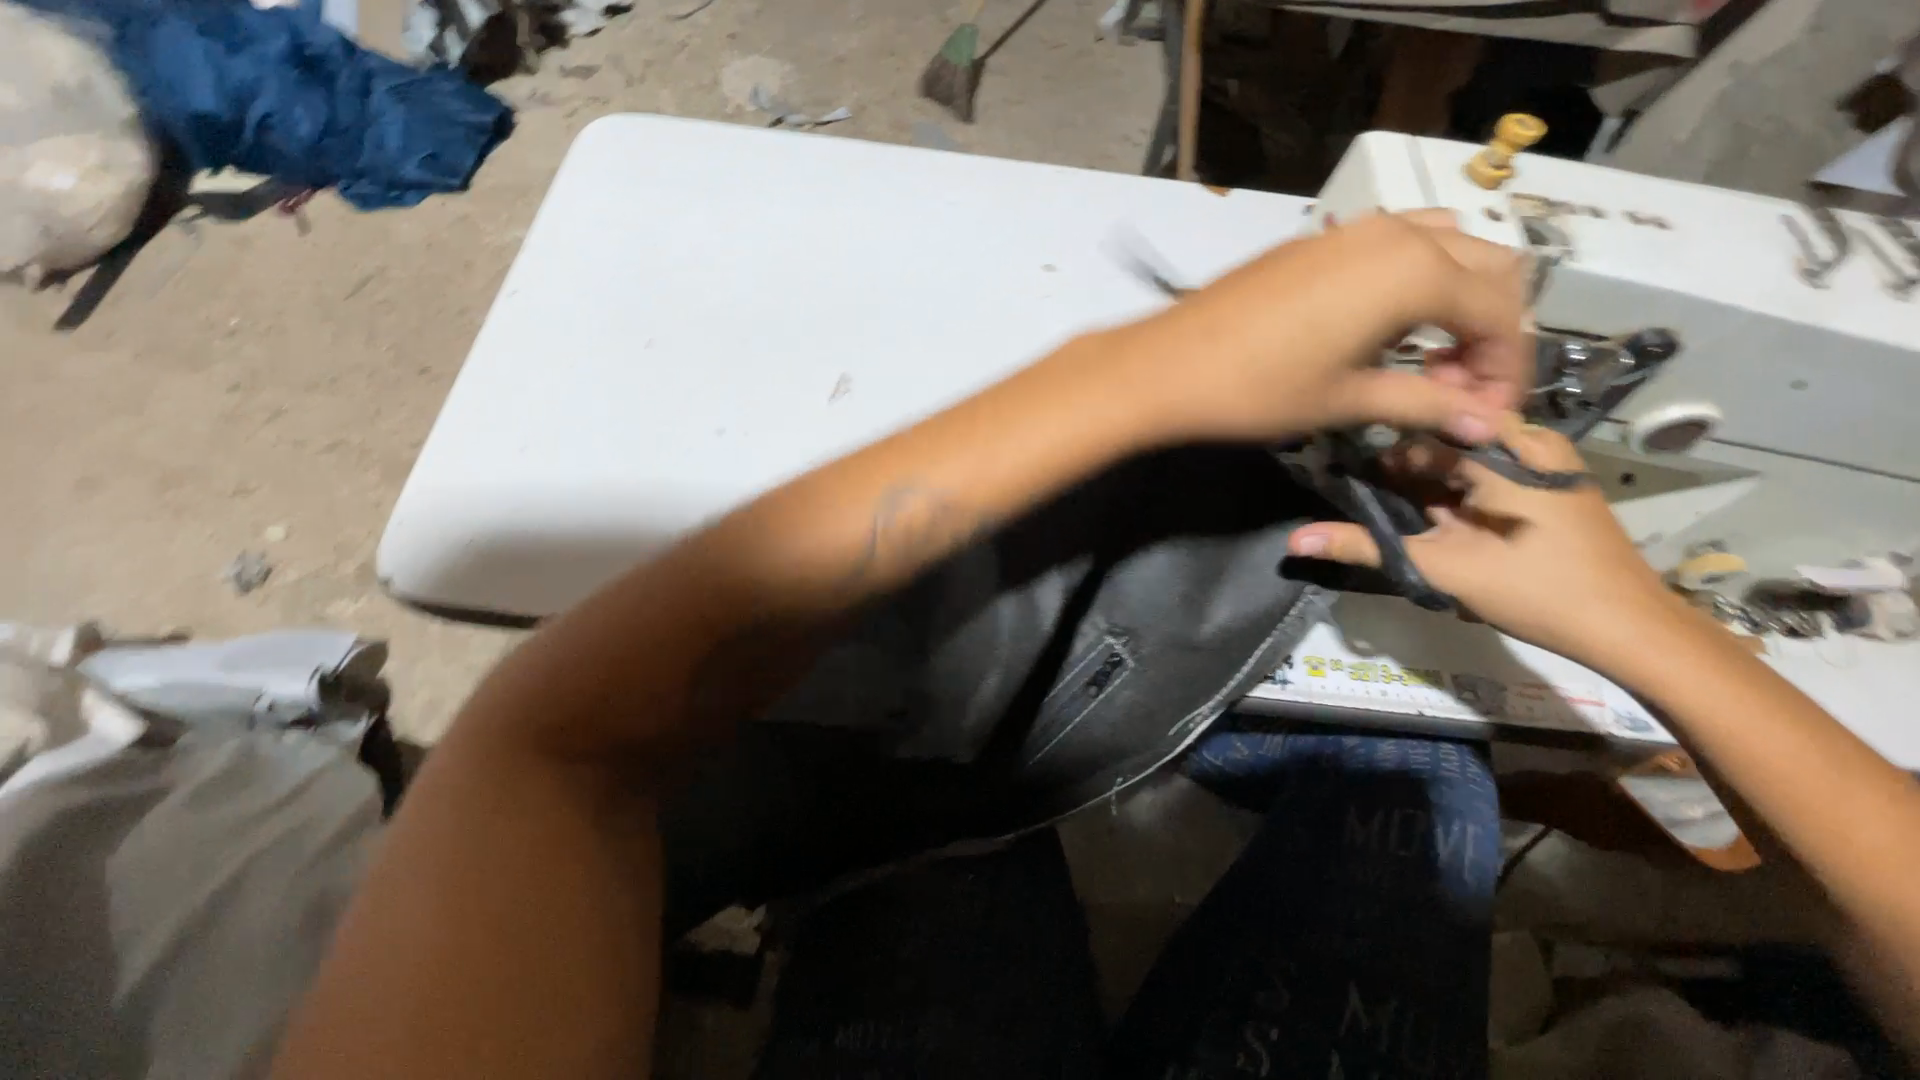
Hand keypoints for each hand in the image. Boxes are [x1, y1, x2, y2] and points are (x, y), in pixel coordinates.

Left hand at [1113, 210, 1531, 444]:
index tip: (1491, 416)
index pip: (1499, 314)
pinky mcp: (1318, 240)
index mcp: (1416, 271)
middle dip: (1490, 329)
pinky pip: (1395, 246)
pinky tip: (1388, 330)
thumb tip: (1484, 425)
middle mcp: (1396, 234)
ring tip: (1430, 359)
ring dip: (1456, 298)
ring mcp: (1354, 230)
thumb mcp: (1346, 400)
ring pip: (1444, 247)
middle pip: (1486, 268)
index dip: (1506, 370)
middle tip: (1462, 389)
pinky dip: (1415, 281)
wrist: (1166, 364)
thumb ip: (1425, 404)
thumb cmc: (1257, 389)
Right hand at [1284, 420, 1682, 667]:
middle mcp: (1530, 442)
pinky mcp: (1551, 488)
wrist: (1630, 629)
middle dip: (1402, 474)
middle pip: (1443, 442)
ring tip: (1400, 520)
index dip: (1377, 451)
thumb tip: (1293, 541)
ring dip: (1428, 489)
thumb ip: (1365, 547)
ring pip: (1465, 461)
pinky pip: (1488, 476)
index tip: (1342, 475)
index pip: (1421, 427)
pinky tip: (1438, 527)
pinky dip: (1457, 496)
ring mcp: (1546, 464)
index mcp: (1507, 445)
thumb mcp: (1443, 566)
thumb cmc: (1537, 589)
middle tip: (1366, 505)